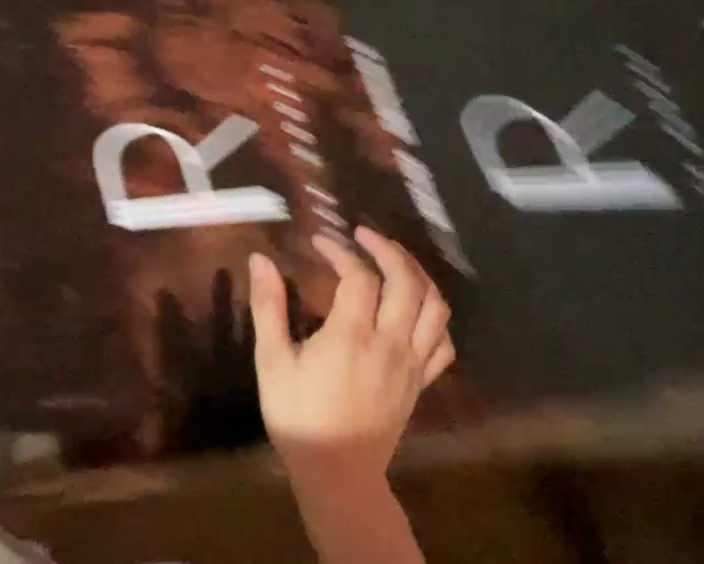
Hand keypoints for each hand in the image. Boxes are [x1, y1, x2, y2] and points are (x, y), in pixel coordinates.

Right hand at [247, 227, 454, 486]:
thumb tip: (260, 259)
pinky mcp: (422, 382)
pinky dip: (434, 314)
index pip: (359, 277)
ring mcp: (413, 364)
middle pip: (409, 284)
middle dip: (388, 251)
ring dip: (418, 275)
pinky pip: (443, 341)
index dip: (340, 251)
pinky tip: (413, 306)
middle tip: (362, 234)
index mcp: (352, 336)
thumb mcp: (272, 358)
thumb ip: (268, 305)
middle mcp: (391, 344)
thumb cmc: (296, 412)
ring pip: (435, 308)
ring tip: (393, 259)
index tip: (317, 240)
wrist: (336, 469)